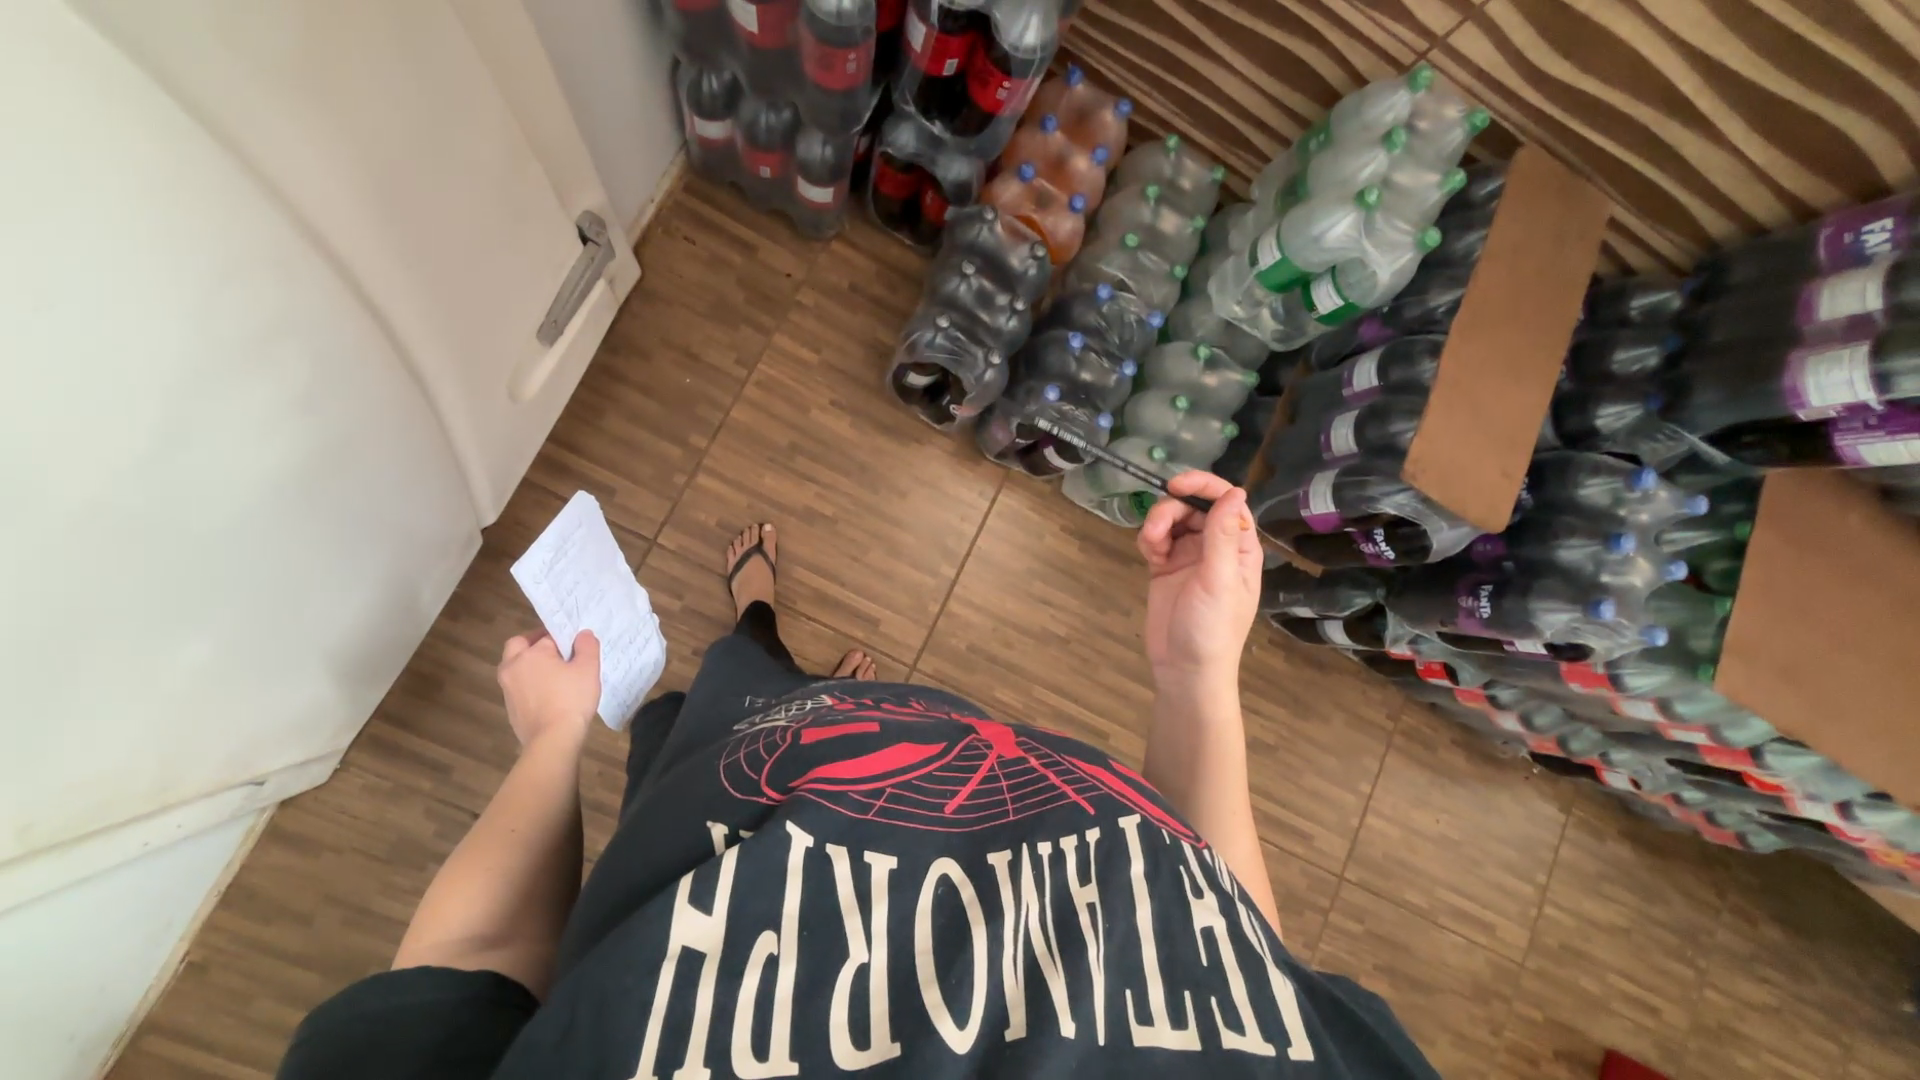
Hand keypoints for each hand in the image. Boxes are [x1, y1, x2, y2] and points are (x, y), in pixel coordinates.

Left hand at [497, 630, 600, 749]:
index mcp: (531, 653)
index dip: (562, 638)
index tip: (574, 646)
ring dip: (529, 664)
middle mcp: (513, 666)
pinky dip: (529, 684)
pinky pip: (518, 686)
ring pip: (515, 666)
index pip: (547, 636)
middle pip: (518, 645)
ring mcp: (508, 688)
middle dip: (534, 643)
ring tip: (553, 674)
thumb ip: (587, 646)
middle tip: (555, 651)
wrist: (553, 739)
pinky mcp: (509, 707)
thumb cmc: (572, 699)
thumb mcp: (588, 669)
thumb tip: (583, 634)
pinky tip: (548, 695)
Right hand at [1137, 472, 1262, 684]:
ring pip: (1172, 520)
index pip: (1226, 502)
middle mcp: (1216, 548)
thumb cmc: (1211, 629)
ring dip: (1157, 523)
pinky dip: (1149, 539)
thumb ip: (1223, 536)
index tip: (1175, 485)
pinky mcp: (1165, 568)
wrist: (1184, 670)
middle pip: (1194, 507)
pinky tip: (1147, 554)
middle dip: (1172, 509)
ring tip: (1149, 545)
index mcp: (1240, 548)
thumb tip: (1235, 491)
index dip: (1204, 486)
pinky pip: (1157, 538)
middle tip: (1155, 527)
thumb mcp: (1219, 581)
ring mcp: (1189, 557)